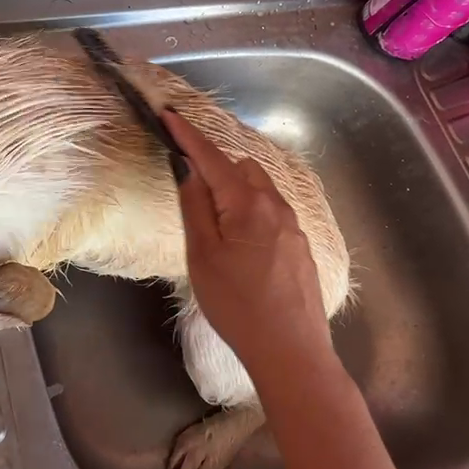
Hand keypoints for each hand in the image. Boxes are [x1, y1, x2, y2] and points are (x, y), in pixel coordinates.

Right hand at [163, 108, 332, 372]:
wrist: (292, 355)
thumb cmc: (237, 306)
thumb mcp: (202, 255)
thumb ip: (195, 204)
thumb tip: (187, 166)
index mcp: (247, 203)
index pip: (212, 156)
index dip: (187, 134)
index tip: (168, 113)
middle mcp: (275, 206)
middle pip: (240, 167)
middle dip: (214, 165)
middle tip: (189, 186)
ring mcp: (293, 226)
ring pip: (259, 188)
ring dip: (234, 188)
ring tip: (214, 219)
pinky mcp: (301, 247)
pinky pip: (271, 211)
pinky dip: (250, 209)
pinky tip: (241, 243)